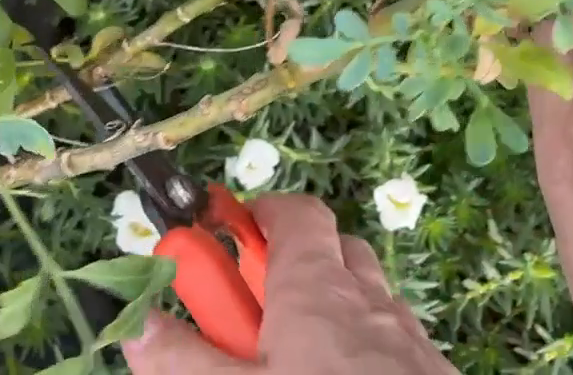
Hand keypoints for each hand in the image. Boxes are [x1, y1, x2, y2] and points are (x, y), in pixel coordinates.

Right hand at [123, 194, 454, 373]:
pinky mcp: (434, 370)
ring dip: (334, 310)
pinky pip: (397, 340)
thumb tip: (137, 323)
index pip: (297, 214)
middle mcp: (367, 297)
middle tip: (259, 313)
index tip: (230, 235)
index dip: (263, 214)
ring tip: (299, 357)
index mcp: (317, 286)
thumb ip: (186, 360)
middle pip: (335, 249)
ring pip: (368, 298)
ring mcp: (409, 337)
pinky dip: (368, 348)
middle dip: (296, 265)